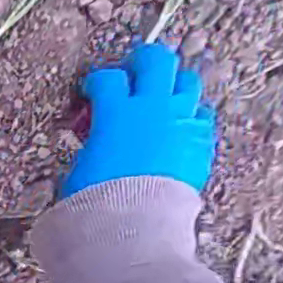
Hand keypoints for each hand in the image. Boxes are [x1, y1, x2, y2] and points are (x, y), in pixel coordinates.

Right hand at [61, 42, 215, 197]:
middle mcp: (153, 108)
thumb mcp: (81, 169)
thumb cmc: (99, 200)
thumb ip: (92, 145)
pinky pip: (201, 116)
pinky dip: (190, 117)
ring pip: (188, 80)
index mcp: (116, 113)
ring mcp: (181, 122)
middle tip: (135, 68)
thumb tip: (95, 142)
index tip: (93, 89)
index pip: (107, 79)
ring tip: (164, 95)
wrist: (132, 223)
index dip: (97, 80)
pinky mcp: (200, 142)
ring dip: (173, 84)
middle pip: (156, 60)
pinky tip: (180, 127)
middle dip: (143, 60)